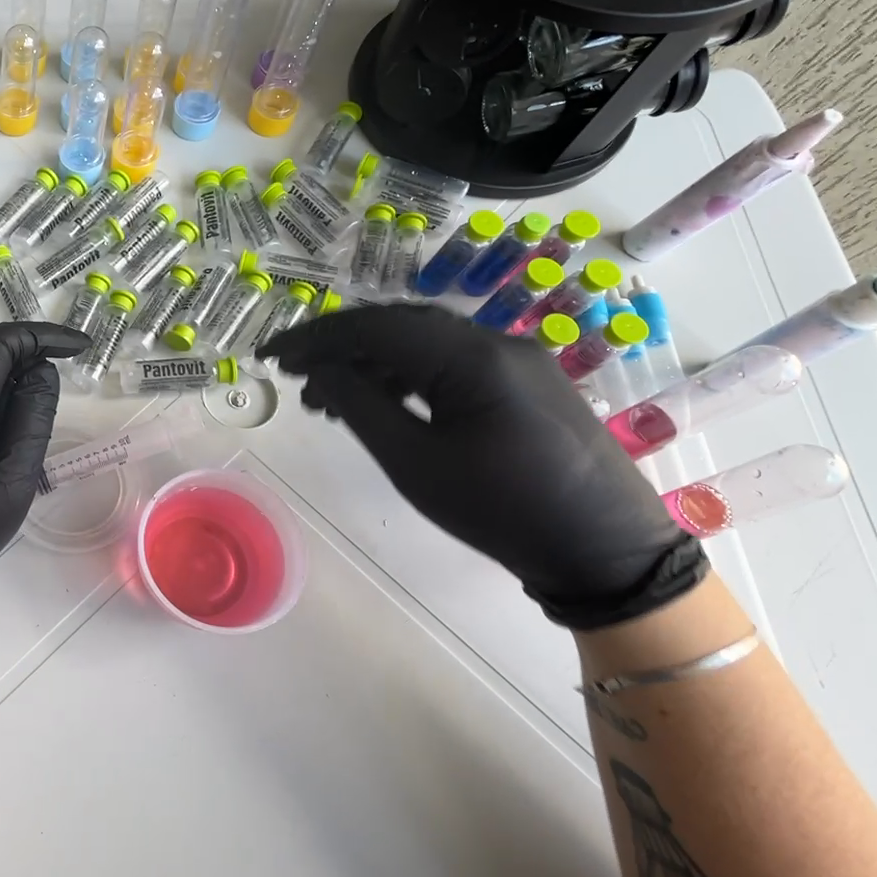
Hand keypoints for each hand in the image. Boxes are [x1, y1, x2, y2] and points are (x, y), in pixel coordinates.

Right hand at [261, 304, 703, 628]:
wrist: (606, 551)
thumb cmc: (500, 510)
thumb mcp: (414, 463)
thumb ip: (360, 406)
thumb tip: (320, 370)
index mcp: (472, 357)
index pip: (375, 327)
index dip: (316, 337)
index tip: (270, 355)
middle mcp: (498, 343)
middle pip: (400, 326)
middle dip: (340, 346)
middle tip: (294, 375)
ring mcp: (518, 361)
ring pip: (426, 343)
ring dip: (371, 362)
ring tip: (328, 399)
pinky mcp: (526, 383)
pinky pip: (453, 363)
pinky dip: (407, 374)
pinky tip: (382, 401)